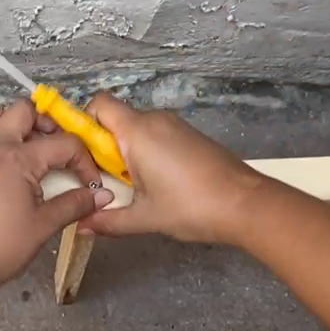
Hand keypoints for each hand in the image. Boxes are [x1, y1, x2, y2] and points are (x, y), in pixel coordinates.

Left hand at [0, 100, 113, 297]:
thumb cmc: (4, 246)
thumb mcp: (45, 225)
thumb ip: (75, 204)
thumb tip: (104, 196)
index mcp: (20, 159)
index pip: (63, 144)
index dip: (83, 161)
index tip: (89, 184)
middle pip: (22, 112)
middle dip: (45, 123)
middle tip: (56, 147)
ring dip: (9, 120)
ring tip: (24, 139)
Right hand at [77, 93, 269, 244]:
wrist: (247, 205)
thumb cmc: (192, 206)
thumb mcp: (145, 217)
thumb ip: (108, 220)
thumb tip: (82, 227)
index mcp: (137, 131)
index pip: (98, 103)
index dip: (84, 122)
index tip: (83, 153)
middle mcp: (154, 120)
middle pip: (115, 119)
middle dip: (104, 147)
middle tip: (105, 180)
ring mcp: (175, 125)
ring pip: (136, 129)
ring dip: (126, 152)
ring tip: (133, 186)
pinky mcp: (189, 135)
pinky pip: (156, 135)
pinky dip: (147, 153)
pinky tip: (157, 183)